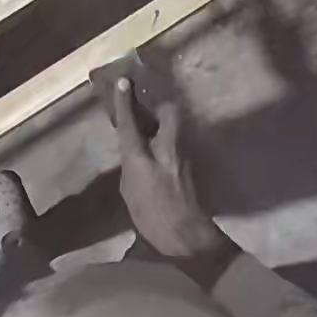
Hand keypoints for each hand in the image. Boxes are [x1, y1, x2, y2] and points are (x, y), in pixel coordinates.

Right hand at [109, 78, 236, 284]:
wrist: (186, 236)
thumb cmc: (151, 218)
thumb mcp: (129, 191)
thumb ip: (131, 165)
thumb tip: (134, 152)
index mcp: (143, 159)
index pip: (131, 123)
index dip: (125, 102)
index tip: (123, 80)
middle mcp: (167, 149)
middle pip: (167, 111)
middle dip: (158, 102)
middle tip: (146, 100)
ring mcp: (184, 154)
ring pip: (175, 124)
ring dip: (164, 118)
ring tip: (151, 120)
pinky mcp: (193, 162)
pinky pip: (178, 139)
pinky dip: (169, 135)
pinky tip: (162, 144)